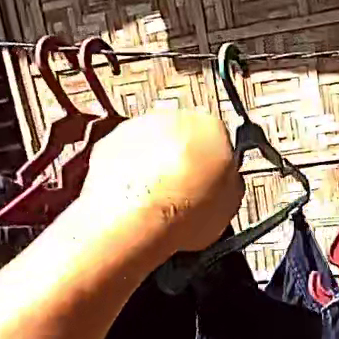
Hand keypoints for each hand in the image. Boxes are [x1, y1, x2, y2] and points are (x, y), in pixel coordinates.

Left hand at [77, 110, 243, 254]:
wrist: (135, 221)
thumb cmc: (183, 212)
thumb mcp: (229, 204)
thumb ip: (229, 182)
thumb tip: (227, 183)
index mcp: (211, 126)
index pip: (219, 139)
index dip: (215, 165)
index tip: (210, 184)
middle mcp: (173, 117)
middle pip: (183, 137)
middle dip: (182, 161)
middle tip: (183, 194)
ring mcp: (138, 127)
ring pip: (151, 144)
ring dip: (153, 165)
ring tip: (154, 202)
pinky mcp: (108, 143)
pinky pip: (123, 156)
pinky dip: (127, 173)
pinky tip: (132, 199)